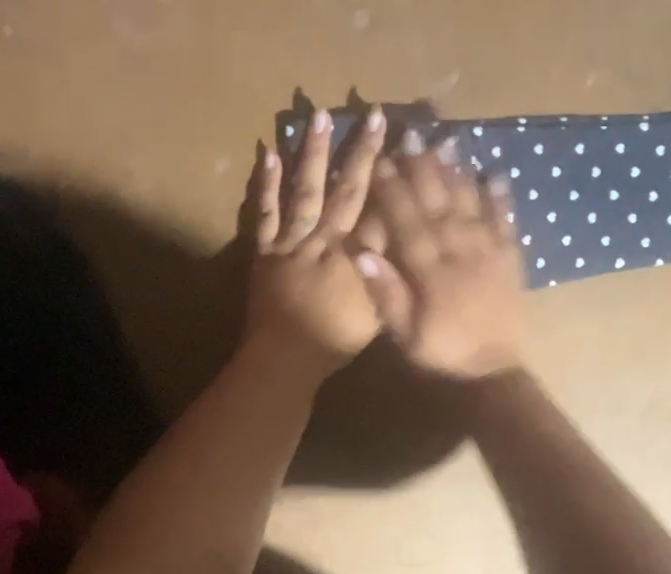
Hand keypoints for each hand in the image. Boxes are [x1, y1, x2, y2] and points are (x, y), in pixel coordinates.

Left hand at [238, 106, 387, 374]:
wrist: (284, 360)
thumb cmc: (333, 343)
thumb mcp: (375, 311)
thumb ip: (387, 272)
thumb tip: (399, 234)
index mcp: (354, 256)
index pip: (379, 206)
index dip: (392, 174)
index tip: (405, 142)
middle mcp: (325, 240)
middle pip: (346, 190)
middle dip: (362, 152)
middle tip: (372, 115)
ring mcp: (291, 244)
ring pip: (306, 191)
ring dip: (314, 154)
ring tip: (320, 117)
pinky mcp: (265, 254)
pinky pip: (266, 214)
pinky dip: (268, 185)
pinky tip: (270, 155)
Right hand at [354, 141, 524, 379]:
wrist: (491, 375)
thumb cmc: (442, 356)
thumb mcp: (405, 335)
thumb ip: (386, 294)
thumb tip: (361, 253)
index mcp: (431, 273)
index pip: (408, 223)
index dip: (393, 191)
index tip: (381, 162)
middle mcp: (461, 255)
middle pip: (439, 204)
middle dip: (424, 169)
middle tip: (412, 136)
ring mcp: (489, 255)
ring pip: (471, 206)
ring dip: (458, 173)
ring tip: (447, 142)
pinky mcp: (510, 262)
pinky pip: (506, 224)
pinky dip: (501, 198)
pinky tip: (495, 174)